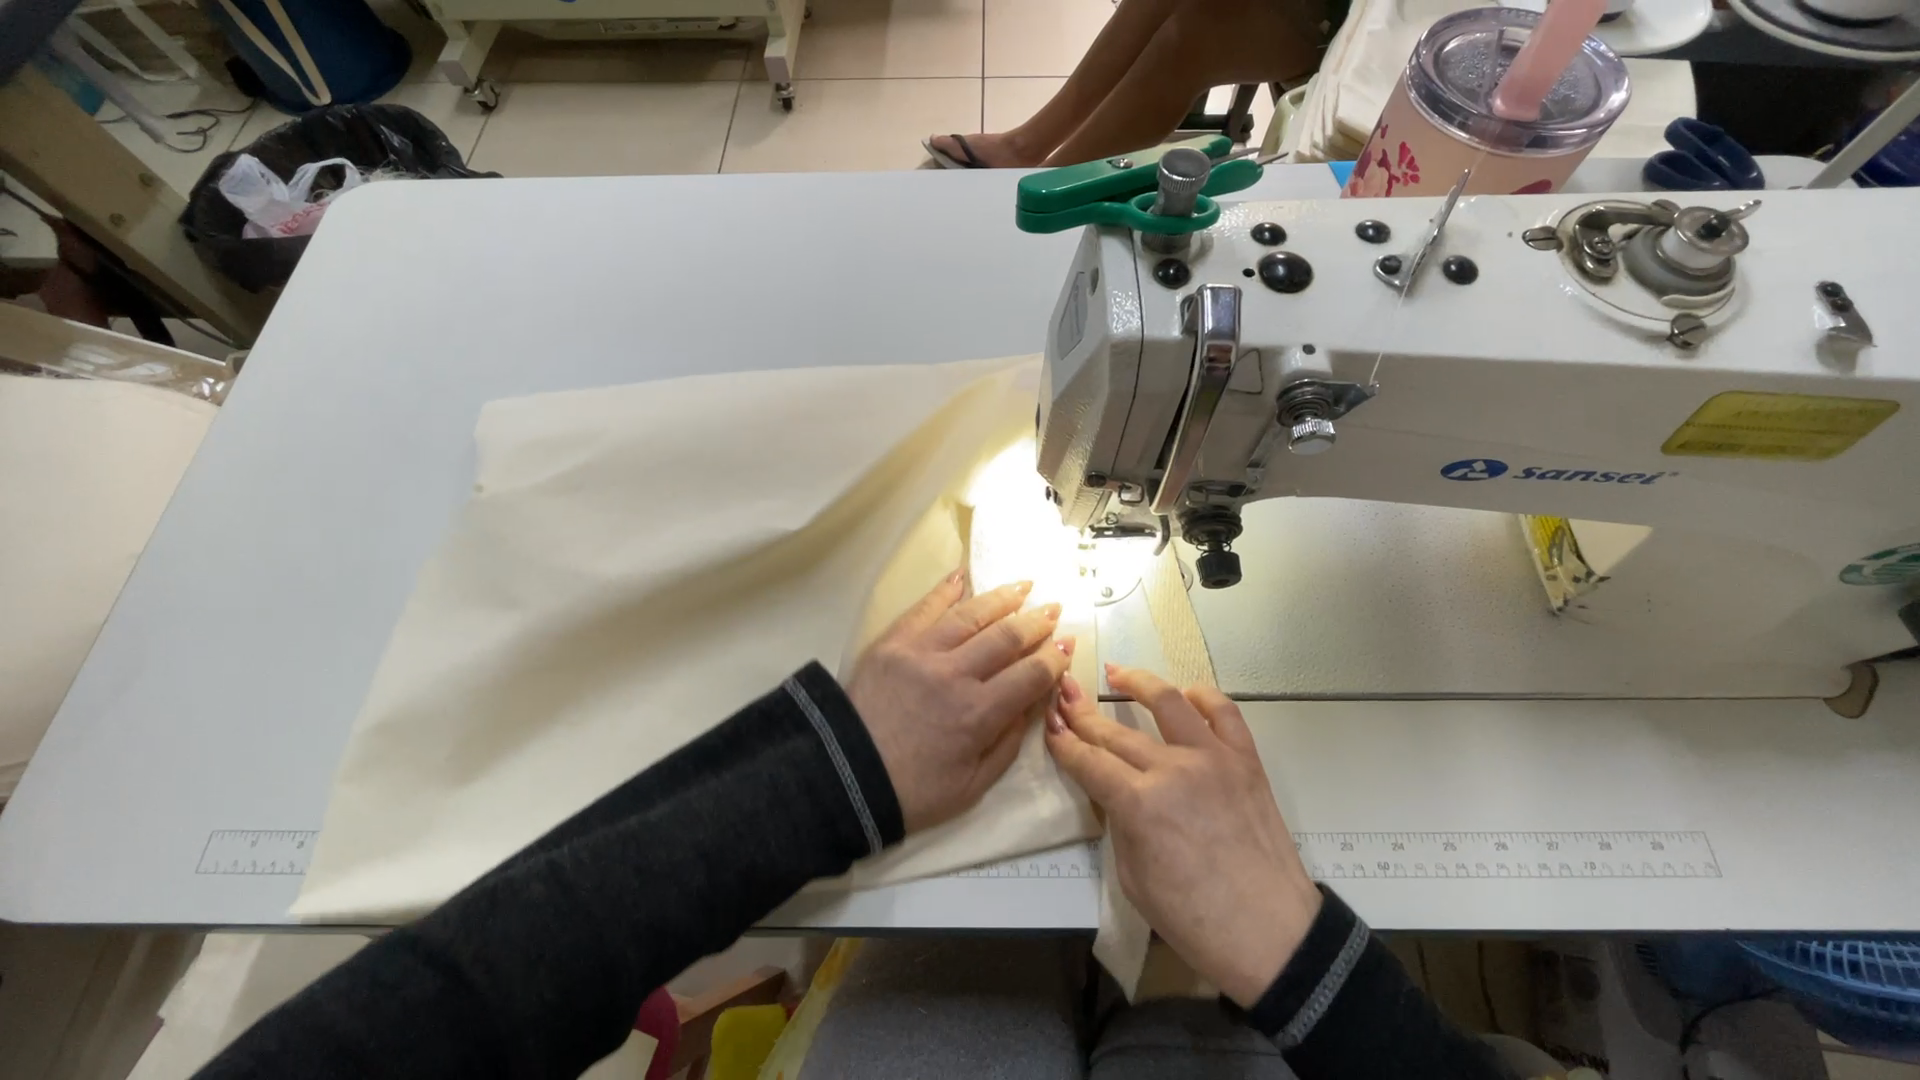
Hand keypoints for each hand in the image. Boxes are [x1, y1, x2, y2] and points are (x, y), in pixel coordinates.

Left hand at [845, 571, 1074, 833]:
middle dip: (1036, 621)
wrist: (843, 777)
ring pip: (971, 615)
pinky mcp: (892, 643)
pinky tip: (963, 576)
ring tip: (1023, 587)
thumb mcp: (973, 785)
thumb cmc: (913, 790)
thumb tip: (1036, 703)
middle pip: (1007, 637)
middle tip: (1053, 609)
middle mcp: (955, 675)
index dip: (1054, 657)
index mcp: (979, 715)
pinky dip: (946, 589)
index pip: (1031, 674)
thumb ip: (1009, 742)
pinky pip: (925, 608)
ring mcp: (922, 653)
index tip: (1067, 645)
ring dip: (1002, 598)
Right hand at [1045, 664, 1321, 1007]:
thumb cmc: (1193, 919)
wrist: (1270, 934)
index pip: (1088, 761)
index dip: (1063, 743)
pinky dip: (1202, 695)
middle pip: (1115, 731)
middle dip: (1082, 713)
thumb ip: (1119, 822)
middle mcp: (1172, 770)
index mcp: (1139, 804)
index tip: (1049, 725)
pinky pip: (1224, 712)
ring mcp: (1213, 759)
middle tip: (1064, 694)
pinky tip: (1185, 692)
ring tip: (1116, 672)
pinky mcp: (1246, 760)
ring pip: (1166, 702)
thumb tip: (1113, 790)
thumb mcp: (1132, 876)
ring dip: (1136, 681)